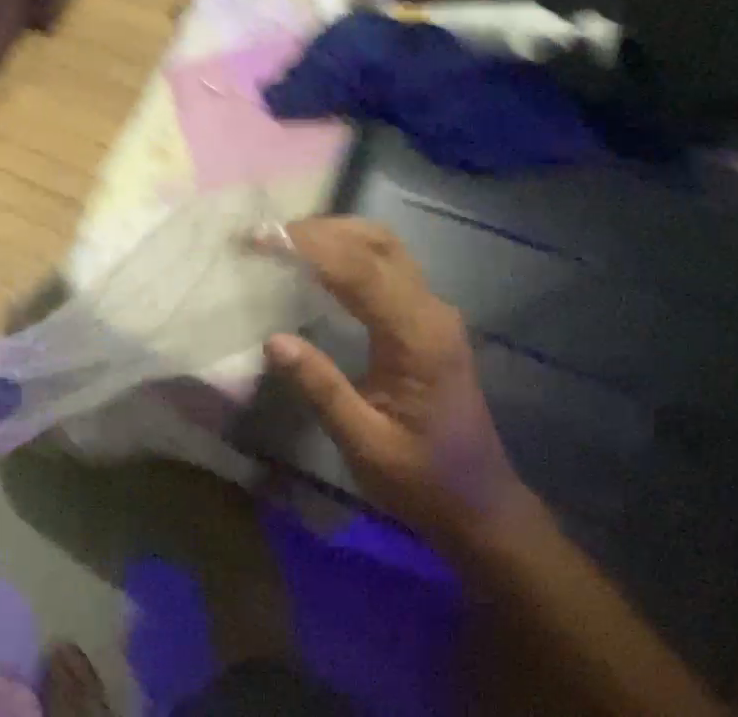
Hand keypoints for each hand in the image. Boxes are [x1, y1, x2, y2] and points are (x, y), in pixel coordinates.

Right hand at [259, 217, 531, 547]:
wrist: (480, 507)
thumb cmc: (421, 480)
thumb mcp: (364, 444)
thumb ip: (322, 389)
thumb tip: (273, 340)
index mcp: (418, 338)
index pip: (360, 271)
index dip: (307, 248)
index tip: (256, 240)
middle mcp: (431, 314)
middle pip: (378, 243)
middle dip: (318, 230)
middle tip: (261, 237)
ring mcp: (432, 315)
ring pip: (383, 248)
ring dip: (331, 236)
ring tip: (277, 244)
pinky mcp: (424, 322)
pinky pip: (384, 268)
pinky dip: (344, 254)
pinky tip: (310, 265)